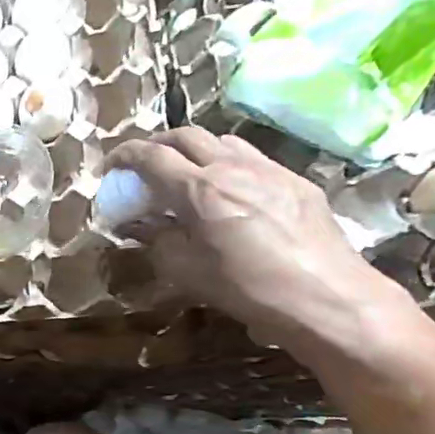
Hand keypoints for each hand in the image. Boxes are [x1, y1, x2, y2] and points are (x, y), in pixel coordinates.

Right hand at [103, 128, 415, 358]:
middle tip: (143, 165)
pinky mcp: (295, 180)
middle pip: (186, 136)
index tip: (110, 167)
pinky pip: (252, 157)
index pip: (151, 156)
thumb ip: (156, 238)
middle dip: (157, 144)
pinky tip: (227, 189)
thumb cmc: (245, 288)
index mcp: (199, 190)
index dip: (124, 156)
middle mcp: (232, 168)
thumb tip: (135, 224)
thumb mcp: (186, 269)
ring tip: (184, 172)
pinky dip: (226, 162)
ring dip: (194, 149)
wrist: (325, 297)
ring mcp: (269, 170)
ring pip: (221, 141)